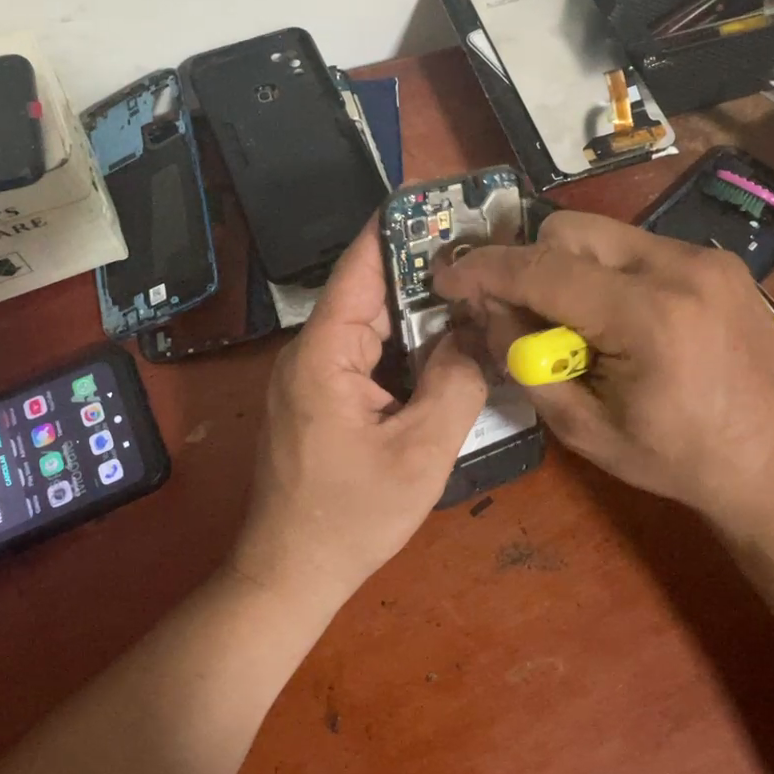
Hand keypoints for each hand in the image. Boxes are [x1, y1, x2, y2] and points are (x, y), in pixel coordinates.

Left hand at [230, 221, 489, 605]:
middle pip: (370, 294)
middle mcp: (310, 353)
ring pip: (371, 327)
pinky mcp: (318, 399)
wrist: (289, 574)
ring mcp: (311, 377)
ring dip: (418, 313)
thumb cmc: (352, 516)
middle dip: (424, 272)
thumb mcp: (420, 451)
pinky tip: (446, 346)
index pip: (360, 268)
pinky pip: (366, 357)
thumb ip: (457, 383)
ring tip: (476, 290)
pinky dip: (404, 348)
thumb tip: (481, 329)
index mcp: (323, 353)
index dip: (398, 228)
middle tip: (483, 250)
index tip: (443, 198)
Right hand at [434, 210, 773, 523]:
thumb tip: (490, 309)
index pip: (543, 269)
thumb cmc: (676, 460)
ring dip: (568, 267)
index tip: (446, 276)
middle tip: (516, 310)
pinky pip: (636, 247)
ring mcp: (706, 258)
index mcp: (648, 318)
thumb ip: (526, 362)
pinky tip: (616, 319)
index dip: (484, 269)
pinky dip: (606, 272)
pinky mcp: (718, 261)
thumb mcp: (584, 429)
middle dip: (529, 263)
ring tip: (573, 322)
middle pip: (569, 230)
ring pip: (602, 233)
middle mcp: (680, 268)